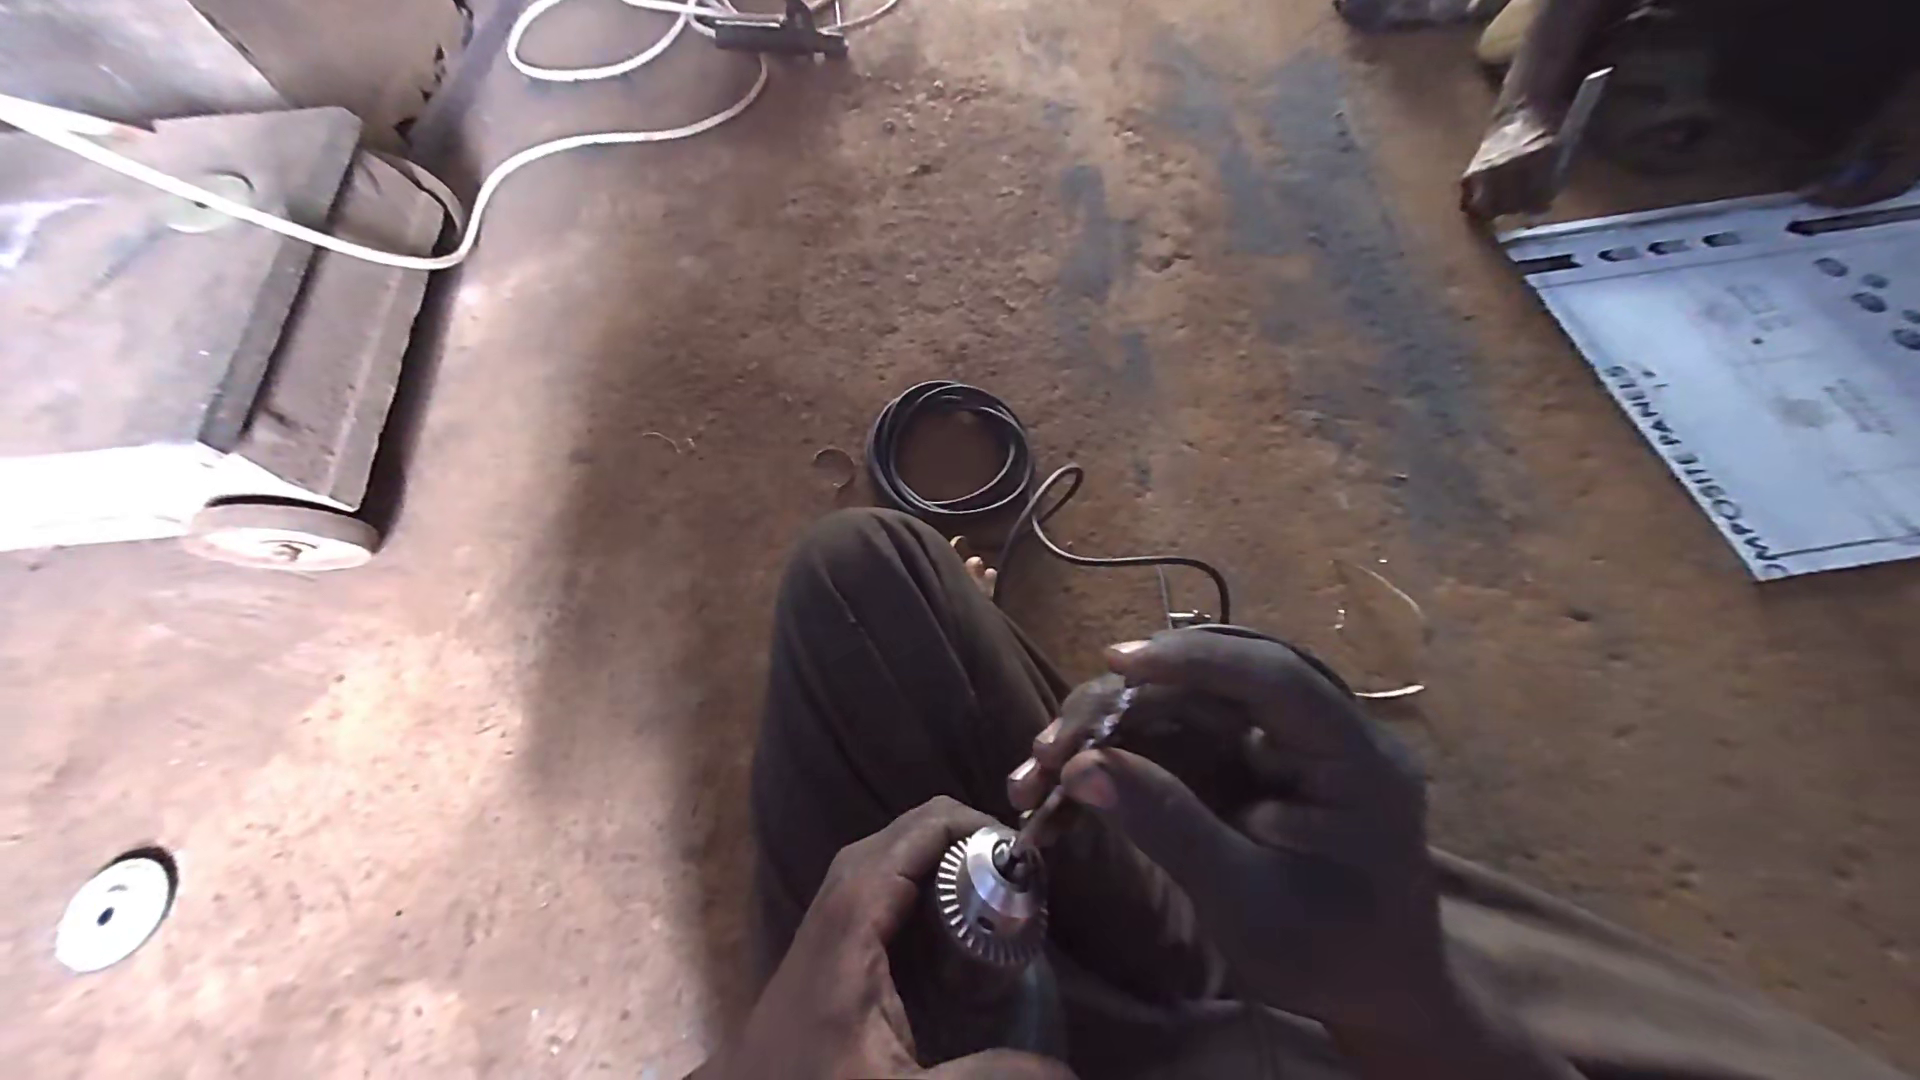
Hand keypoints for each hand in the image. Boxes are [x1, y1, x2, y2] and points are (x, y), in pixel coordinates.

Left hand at [696, 797, 1074, 1079]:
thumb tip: (1068, 1071)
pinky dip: (927, 874)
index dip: (976, 825)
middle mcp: (842, 891)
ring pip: (898, 848)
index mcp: (855, 913)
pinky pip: (887, 874)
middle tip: (1016, 878)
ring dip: (947, 854)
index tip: (1023, 856)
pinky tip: (953, 915)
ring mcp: (835, 906)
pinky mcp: (835, 929)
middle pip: (912, 828)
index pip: (922, 828)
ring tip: (995, 890)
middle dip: (967, 837)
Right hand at [1012, 630, 1442, 1034]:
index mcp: (1351, 757)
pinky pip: (1160, 737)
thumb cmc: (1330, 958)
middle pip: (1198, 687)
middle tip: (1049, 752)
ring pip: (1167, 705)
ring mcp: (1261, 740)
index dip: (1193, 658)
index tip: (1115, 663)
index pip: (1272, 676)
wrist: (1364, 991)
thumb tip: (1081, 768)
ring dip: (1098, 734)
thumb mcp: (1250, 905)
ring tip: (1036, 775)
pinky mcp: (1228, 756)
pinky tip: (1061, 789)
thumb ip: (1170, 827)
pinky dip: (1108, 758)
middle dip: (1114, 711)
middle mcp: (1303, 730)